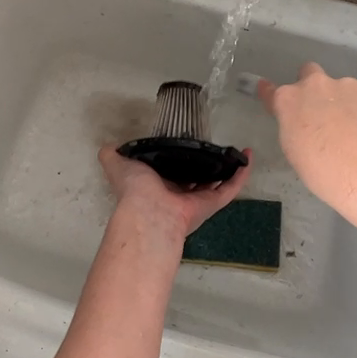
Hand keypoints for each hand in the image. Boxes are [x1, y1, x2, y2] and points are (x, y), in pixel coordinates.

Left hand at [98, 146, 251, 238]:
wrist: (151, 213)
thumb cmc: (136, 189)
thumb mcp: (119, 165)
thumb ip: (113, 155)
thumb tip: (108, 146)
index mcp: (158, 186)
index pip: (172, 171)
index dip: (180, 159)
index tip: (188, 144)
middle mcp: (178, 194)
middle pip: (196, 178)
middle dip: (206, 165)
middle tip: (215, 147)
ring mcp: (198, 200)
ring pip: (217, 182)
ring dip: (228, 167)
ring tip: (237, 151)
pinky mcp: (213, 203)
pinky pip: (230, 188)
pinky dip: (241, 174)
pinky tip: (248, 156)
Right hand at [256, 63, 356, 212]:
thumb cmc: (323, 171)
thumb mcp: (295, 151)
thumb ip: (296, 127)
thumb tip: (307, 123)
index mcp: (289, 102)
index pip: (271, 91)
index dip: (270, 92)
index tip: (269, 91)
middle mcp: (315, 85)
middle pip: (310, 73)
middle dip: (315, 88)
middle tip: (326, 113)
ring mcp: (347, 83)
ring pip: (346, 88)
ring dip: (348, 103)